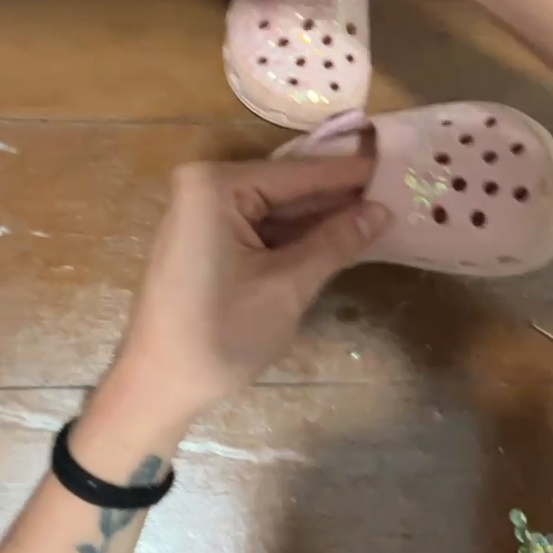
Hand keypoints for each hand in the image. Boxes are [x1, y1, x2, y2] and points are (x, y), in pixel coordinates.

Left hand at [98, 157, 390, 426]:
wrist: (156, 387)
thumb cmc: (218, 334)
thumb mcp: (286, 286)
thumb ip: (336, 242)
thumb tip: (383, 210)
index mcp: (215, 186)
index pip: (298, 174)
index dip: (350, 174)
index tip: (396, 164)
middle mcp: (204, 186)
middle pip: (285, 188)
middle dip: (337, 197)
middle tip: (396, 190)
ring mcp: (201, 212)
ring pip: (275, 209)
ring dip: (320, 218)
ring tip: (379, 213)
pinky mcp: (204, 238)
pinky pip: (258, 227)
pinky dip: (294, 236)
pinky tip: (337, 236)